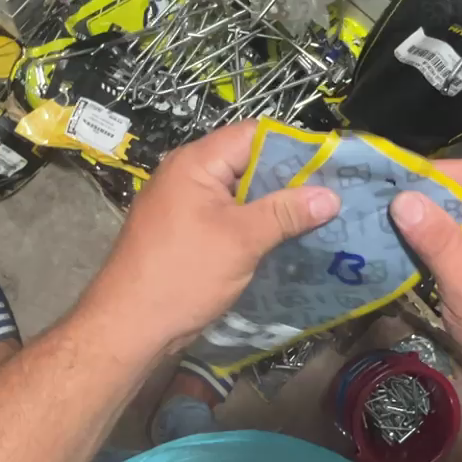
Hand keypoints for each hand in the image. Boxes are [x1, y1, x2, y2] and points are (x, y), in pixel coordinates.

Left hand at [74, 121, 340, 354]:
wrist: (128, 326)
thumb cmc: (182, 274)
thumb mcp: (241, 240)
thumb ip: (285, 213)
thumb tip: (331, 196)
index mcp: (196, 162)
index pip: (254, 135)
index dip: (295, 147)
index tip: (332, 166)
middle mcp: (187, 174)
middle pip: (249, 163)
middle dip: (289, 180)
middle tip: (333, 195)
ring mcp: (184, 205)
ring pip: (240, 194)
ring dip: (274, 206)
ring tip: (317, 218)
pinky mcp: (186, 232)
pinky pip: (228, 217)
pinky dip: (255, 225)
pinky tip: (284, 240)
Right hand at [389, 159, 461, 399]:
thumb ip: (437, 239)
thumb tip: (401, 197)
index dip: (427, 172)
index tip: (384, 180)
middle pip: (460, 197)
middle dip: (418, 200)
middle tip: (371, 204)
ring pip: (454, 225)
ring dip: (420, 227)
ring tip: (376, 226)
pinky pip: (454, 250)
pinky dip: (427, 251)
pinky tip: (396, 255)